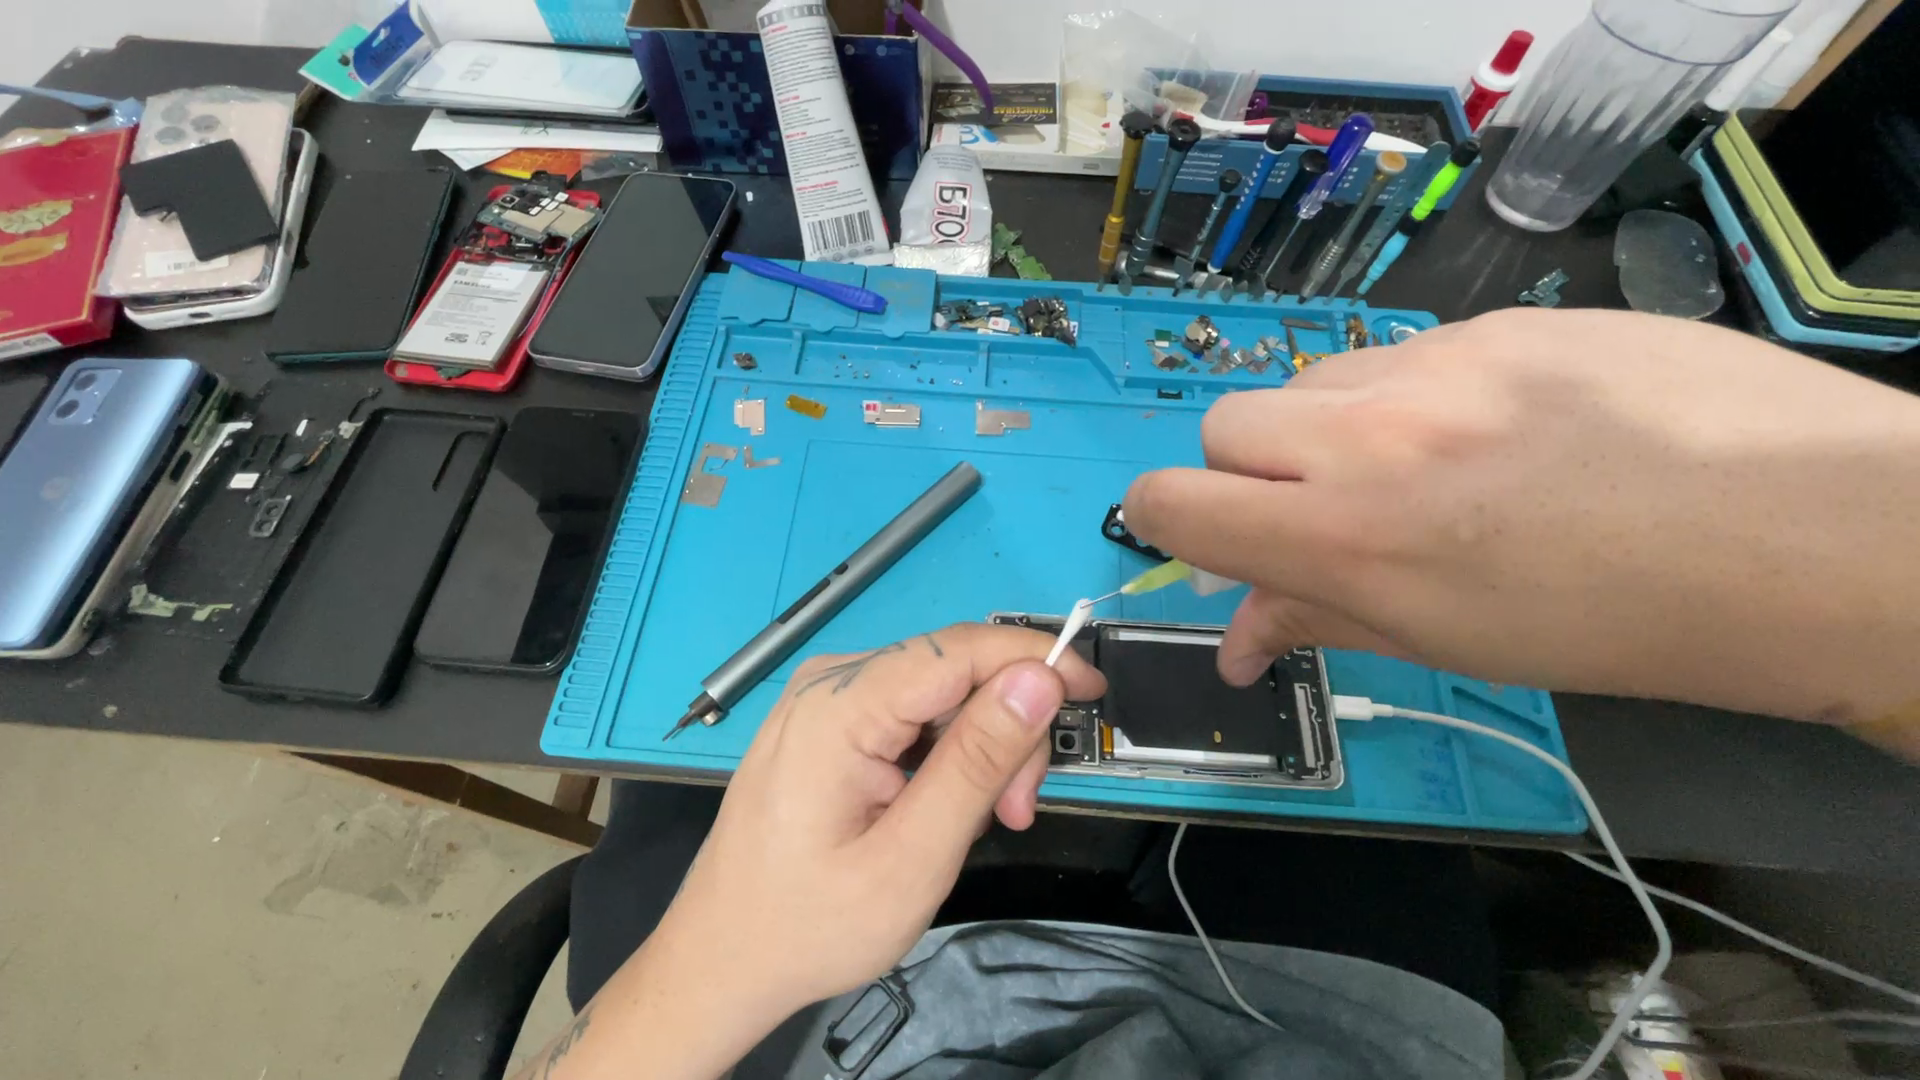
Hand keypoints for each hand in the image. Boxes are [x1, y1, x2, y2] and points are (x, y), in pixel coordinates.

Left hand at [654, 624, 1104, 1012]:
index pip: (960, 649)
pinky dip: (947, 754)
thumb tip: (1039, 679)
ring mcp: (827, 698)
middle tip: (1018, 811)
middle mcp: (831, 681)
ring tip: (984, 821)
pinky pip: (912, 713)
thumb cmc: (810, 923)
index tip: (1093, 691)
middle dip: (1004, 730)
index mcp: (839, 706)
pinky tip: (945, 807)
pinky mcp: (831, 719)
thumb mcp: (911, 858)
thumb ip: (976, 762)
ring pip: (940, 693)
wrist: (721, 957)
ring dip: (980, 749)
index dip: (1035, 658)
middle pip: (954, 670)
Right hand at [1125, 308, 1919, 726]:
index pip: (1172, 500)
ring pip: (1310, 384)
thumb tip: (1233, 644)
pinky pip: (1400, 357)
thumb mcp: (1438, 642)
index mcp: (1344, 532)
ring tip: (1414, 468)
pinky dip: (1405, 398)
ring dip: (1324, 431)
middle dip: (1244, 472)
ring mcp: (1435, 363)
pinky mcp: (1498, 321)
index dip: (1158, 518)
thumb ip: (1312, 623)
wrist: (1812, 535)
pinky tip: (1489, 430)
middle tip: (1314, 509)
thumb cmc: (1607, 622)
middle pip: (1224, 424)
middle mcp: (1368, 433)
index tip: (1193, 535)